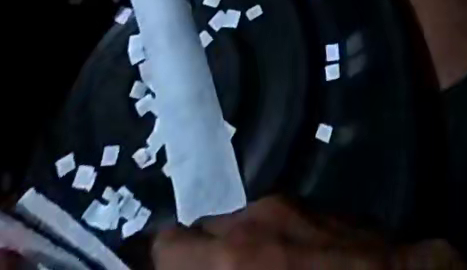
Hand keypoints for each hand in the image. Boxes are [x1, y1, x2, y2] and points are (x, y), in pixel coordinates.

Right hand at [152, 197, 463, 269]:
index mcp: (229, 259)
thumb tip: (197, 261)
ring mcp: (284, 205)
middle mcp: (249, 220)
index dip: (154, 261)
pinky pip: (269, 219)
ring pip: (234, 224)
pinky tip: (285, 266)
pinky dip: (264, 241)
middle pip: (194, 231)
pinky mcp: (312, 203)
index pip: (163, 246)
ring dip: (230, 251)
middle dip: (192, 259)